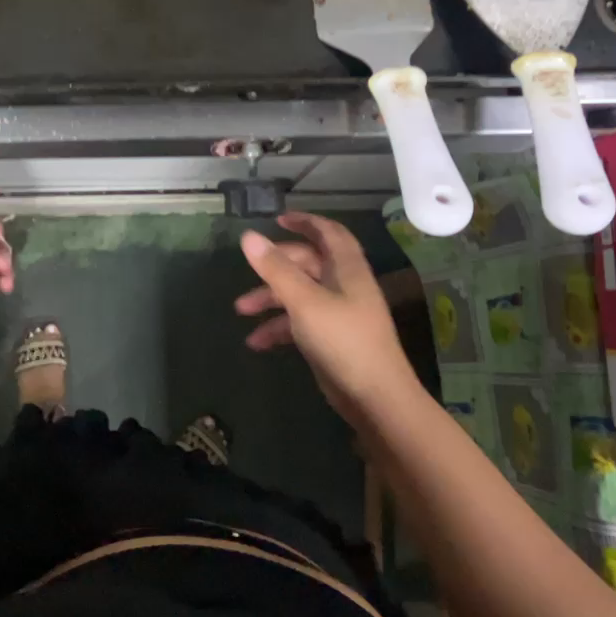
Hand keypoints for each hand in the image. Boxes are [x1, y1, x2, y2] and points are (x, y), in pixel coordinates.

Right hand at [234, 212, 413, 413]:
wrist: (374, 396)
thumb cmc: (343, 340)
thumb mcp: (304, 301)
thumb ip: (276, 269)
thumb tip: (248, 236)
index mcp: (347, 270)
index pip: (330, 233)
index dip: (307, 222)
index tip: (278, 219)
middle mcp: (345, 286)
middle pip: (308, 264)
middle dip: (276, 267)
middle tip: (249, 271)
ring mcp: (339, 313)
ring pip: (300, 294)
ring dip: (271, 299)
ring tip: (241, 311)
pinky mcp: (331, 339)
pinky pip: (300, 323)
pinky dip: (279, 328)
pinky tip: (257, 342)